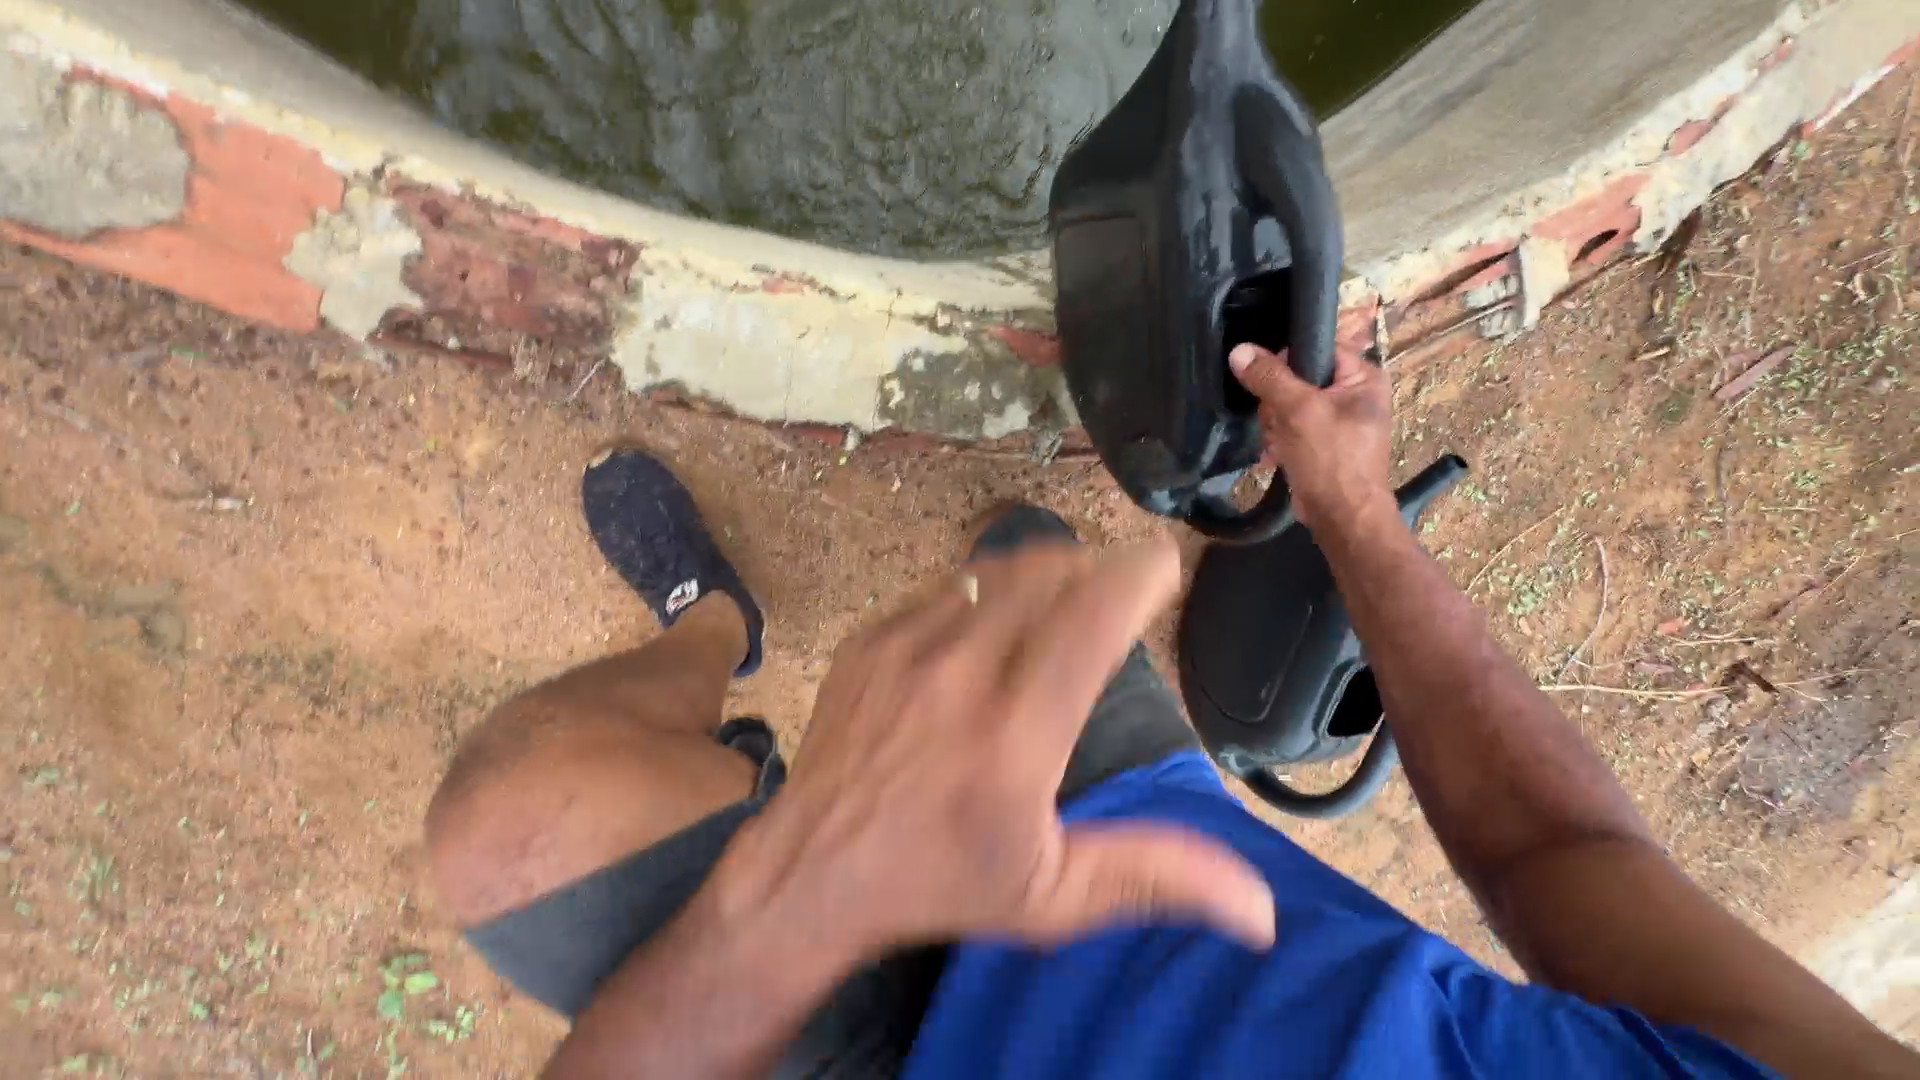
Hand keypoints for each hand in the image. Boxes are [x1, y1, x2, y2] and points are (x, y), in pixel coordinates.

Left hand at [710, 535, 1274, 966]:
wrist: (812, 870)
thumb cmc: (940, 882)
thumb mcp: (1054, 896)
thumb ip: (1155, 878)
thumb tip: (1259, 906)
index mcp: (1015, 736)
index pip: (1091, 622)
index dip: (1137, 576)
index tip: (1163, 558)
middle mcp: (961, 677)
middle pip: (1047, 577)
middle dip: (1094, 564)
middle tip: (1117, 577)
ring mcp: (907, 651)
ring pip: (995, 572)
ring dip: (1043, 569)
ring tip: (1067, 582)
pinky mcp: (870, 641)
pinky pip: (943, 589)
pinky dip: (983, 589)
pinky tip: (993, 614)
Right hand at [1229, 343, 1395, 534]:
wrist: (1342, 516)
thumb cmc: (1331, 458)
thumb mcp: (1298, 411)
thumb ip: (1269, 378)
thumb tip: (1239, 351)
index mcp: (1363, 377)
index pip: (1317, 349)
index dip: (1288, 361)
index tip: (1269, 381)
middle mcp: (1354, 395)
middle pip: (1297, 379)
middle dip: (1277, 403)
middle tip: (1277, 422)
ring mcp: (1338, 421)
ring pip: (1288, 405)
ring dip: (1274, 425)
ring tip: (1278, 443)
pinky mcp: (1321, 443)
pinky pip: (1290, 428)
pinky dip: (1279, 440)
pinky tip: (1276, 455)